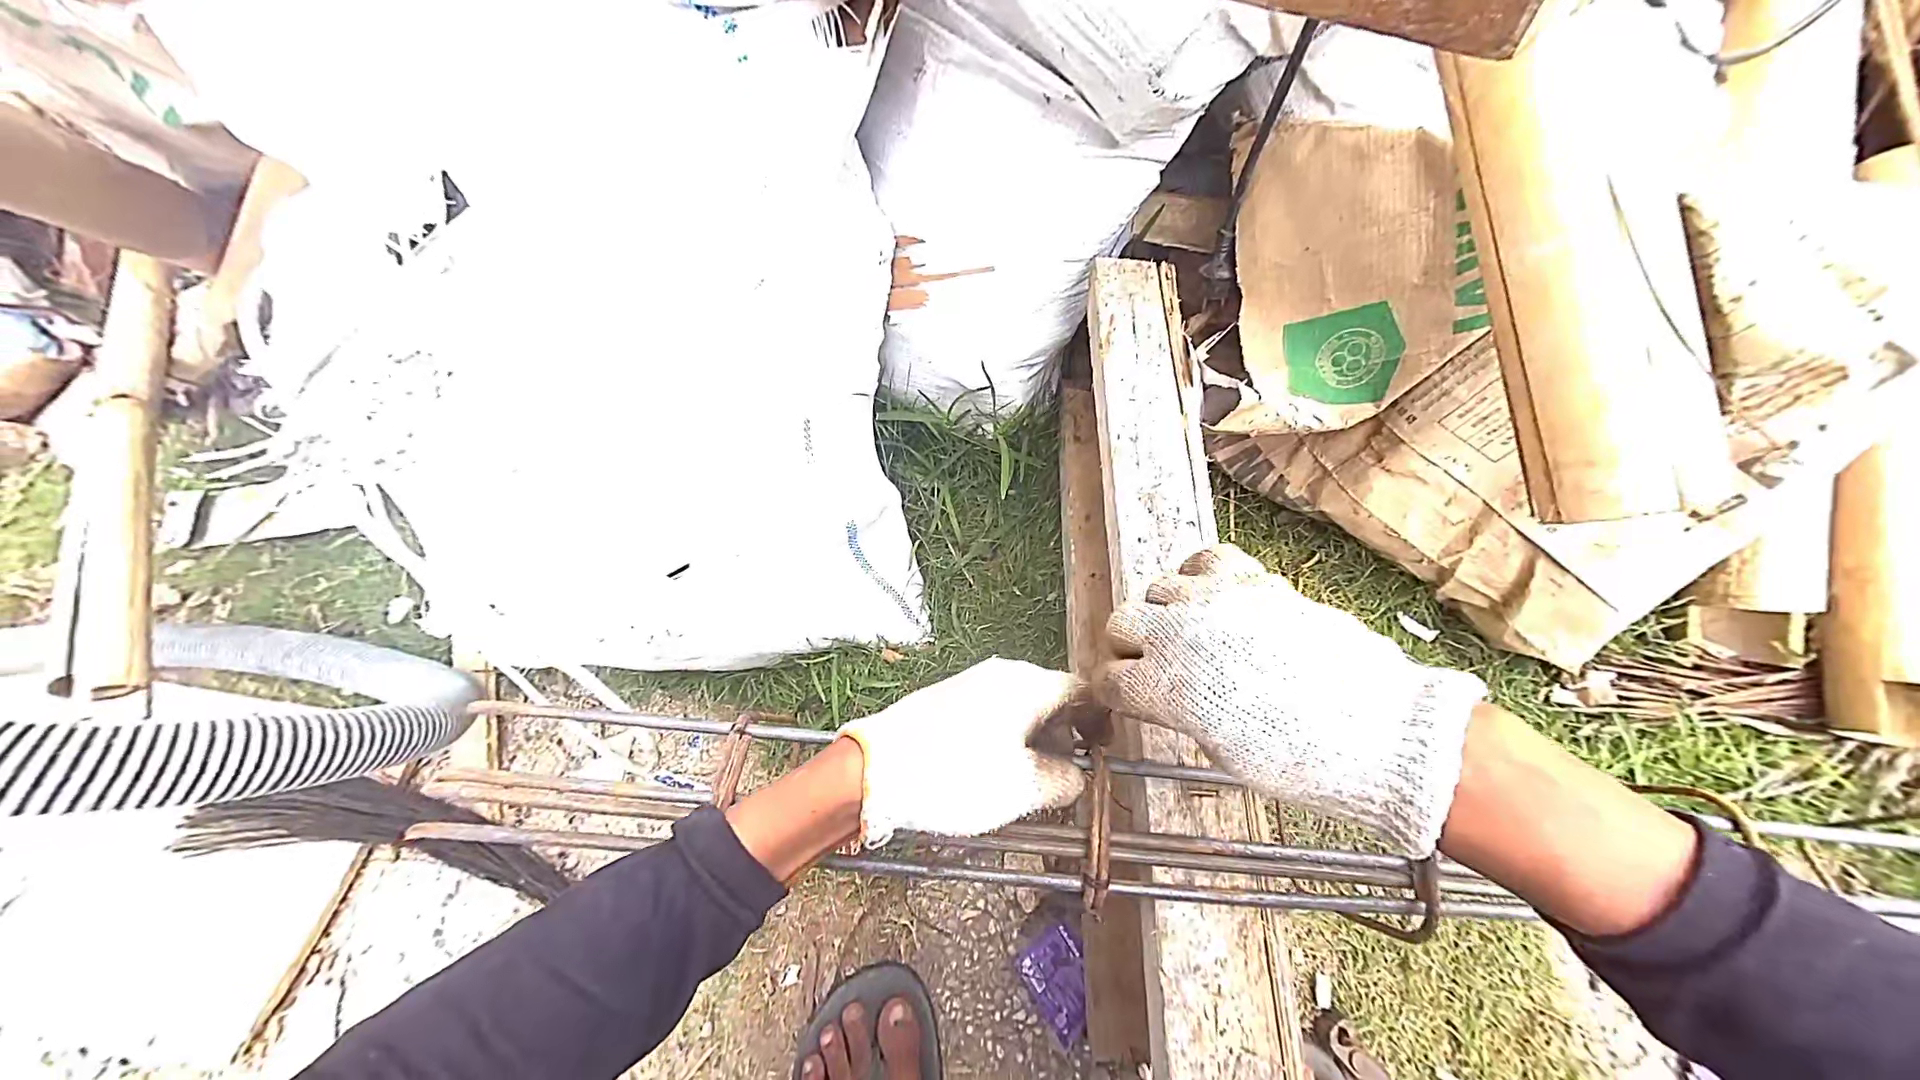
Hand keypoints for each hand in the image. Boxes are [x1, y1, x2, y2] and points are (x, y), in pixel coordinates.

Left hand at [838, 657, 1084, 844]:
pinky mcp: (950, 695)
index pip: (1081, 690)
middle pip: (1052, 695)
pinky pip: (995, 708)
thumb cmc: (957, 776)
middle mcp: (1003, 672)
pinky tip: (997, 764)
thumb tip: (1077, 773)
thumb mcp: (1023, 788)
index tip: (1103, 751)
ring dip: (1037, 735)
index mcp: (1027, 684)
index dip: (1099, 721)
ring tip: (1032, 775)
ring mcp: (973, 681)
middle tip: (1068, 770)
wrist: (875, 769)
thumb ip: (1064, 779)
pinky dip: (1009, 732)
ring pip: (1022, 703)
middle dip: (1067, 731)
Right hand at [1096, 544, 1484, 856]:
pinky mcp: (1249, 580)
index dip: (1113, 691)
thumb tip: (1163, 692)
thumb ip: (1177, 709)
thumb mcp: (1220, 748)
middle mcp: (1177, 636)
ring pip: (1155, 589)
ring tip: (1184, 632)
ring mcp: (1212, 601)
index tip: (1124, 696)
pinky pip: (1203, 561)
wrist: (1375, 732)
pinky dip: (1197, 577)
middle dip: (1128, 647)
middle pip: (1120, 624)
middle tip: (1151, 664)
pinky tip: (1209, 598)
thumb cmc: (1298, 760)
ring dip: (1161, 612)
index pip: (1110, 678)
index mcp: (1163, 688)